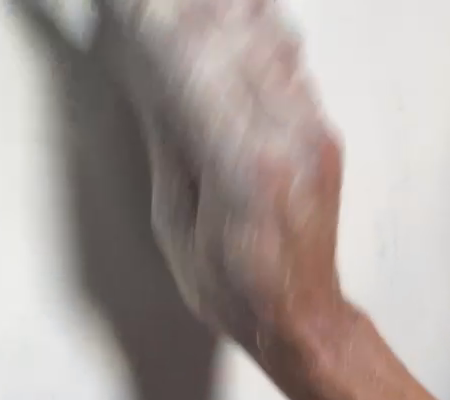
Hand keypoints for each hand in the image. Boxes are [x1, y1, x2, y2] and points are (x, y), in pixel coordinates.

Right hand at [101, 0, 349, 380]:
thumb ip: (168, 142)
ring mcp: (313, 132)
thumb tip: (150, 74)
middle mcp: (288, 137)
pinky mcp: (324, 133)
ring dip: (218, 12)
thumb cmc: (237, 293)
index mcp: (244, 165)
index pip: (188, 53)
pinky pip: (288, 60)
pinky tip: (225, 26)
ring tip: (181, 14)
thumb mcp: (176, 226)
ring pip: (266, 32)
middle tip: (149, 10)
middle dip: (184, 7)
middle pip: (230, 26)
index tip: (125, 9)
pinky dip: (251, 32)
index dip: (149, 18)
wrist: (302, 317)